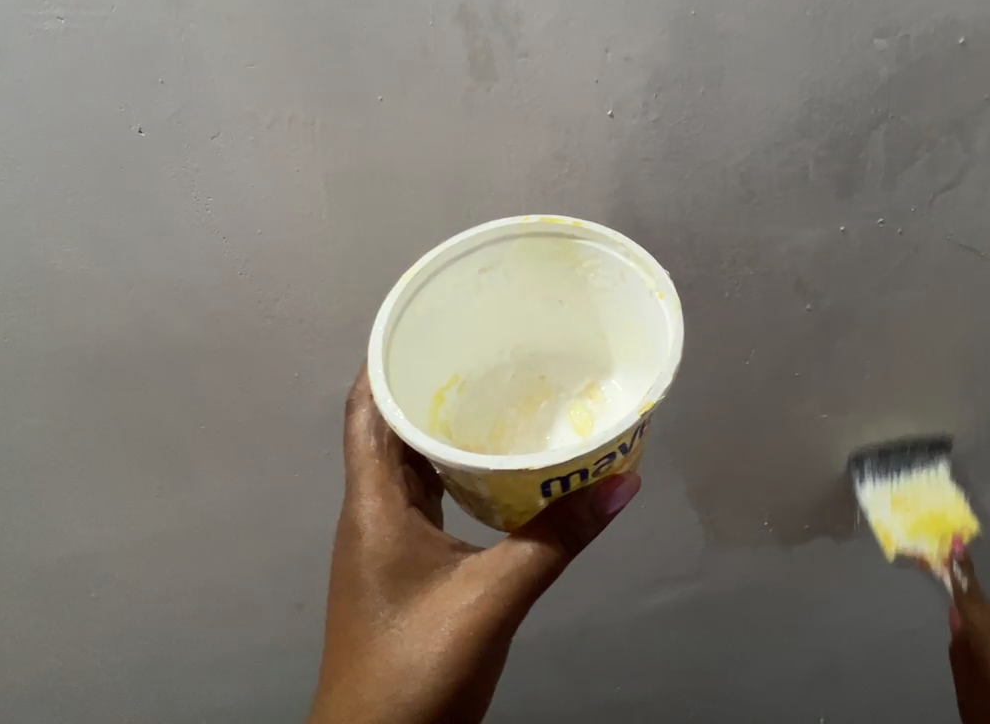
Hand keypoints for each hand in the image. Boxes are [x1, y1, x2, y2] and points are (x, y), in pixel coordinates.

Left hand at [308, 372, 639, 723]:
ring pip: (405, 458)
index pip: (366, 408)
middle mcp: (371, 509)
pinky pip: (424, 490)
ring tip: (492, 385)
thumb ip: (558, 539)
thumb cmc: (413, 670)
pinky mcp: (403, 560)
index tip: (431, 318)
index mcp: (373, 503)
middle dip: (425, 379)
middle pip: (386, 424)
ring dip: (438, 421)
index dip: (387, 356)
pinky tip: (493, 461)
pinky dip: (452, 464)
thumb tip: (622, 480)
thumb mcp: (493, 600)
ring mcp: (384, 537)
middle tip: (481, 343)